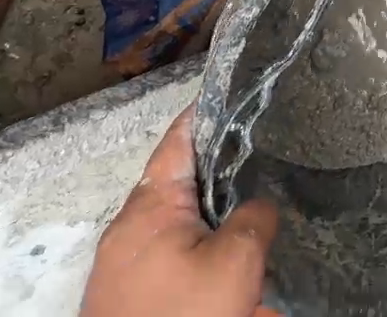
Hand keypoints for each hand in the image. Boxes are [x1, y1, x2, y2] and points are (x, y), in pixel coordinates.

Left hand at [80, 110, 279, 316]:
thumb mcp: (238, 261)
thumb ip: (255, 216)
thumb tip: (255, 207)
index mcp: (146, 211)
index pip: (177, 141)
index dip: (207, 113)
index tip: (239, 90)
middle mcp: (126, 232)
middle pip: (176, 178)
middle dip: (217, 161)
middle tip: (264, 142)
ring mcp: (122, 267)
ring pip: (175, 215)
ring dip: (211, 203)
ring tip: (256, 188)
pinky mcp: (128, 297)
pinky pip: (170, 247)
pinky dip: (201, 234)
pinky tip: (231, 241)